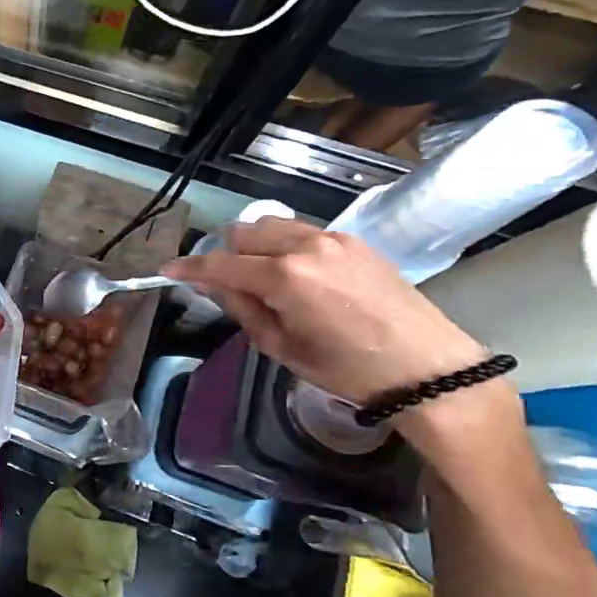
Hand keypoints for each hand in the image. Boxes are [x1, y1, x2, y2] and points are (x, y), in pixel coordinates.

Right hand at [163, 218, 519, 459]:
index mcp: (285, 277)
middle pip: (244, 231)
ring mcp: (333, 237)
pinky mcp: (354, 239)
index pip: (222, 263)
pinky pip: (303, 232)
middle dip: (225, 253)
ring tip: (261, 278)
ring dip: (255, 246)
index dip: (191, 268)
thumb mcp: (284, 348)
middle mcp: (305, 245)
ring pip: (273, 225)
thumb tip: (214, 286)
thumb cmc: (349, 370)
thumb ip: (242, 310)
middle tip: (225, 283)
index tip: (169, 271)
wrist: (428, 367)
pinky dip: (285, 246)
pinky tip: (296, 275)